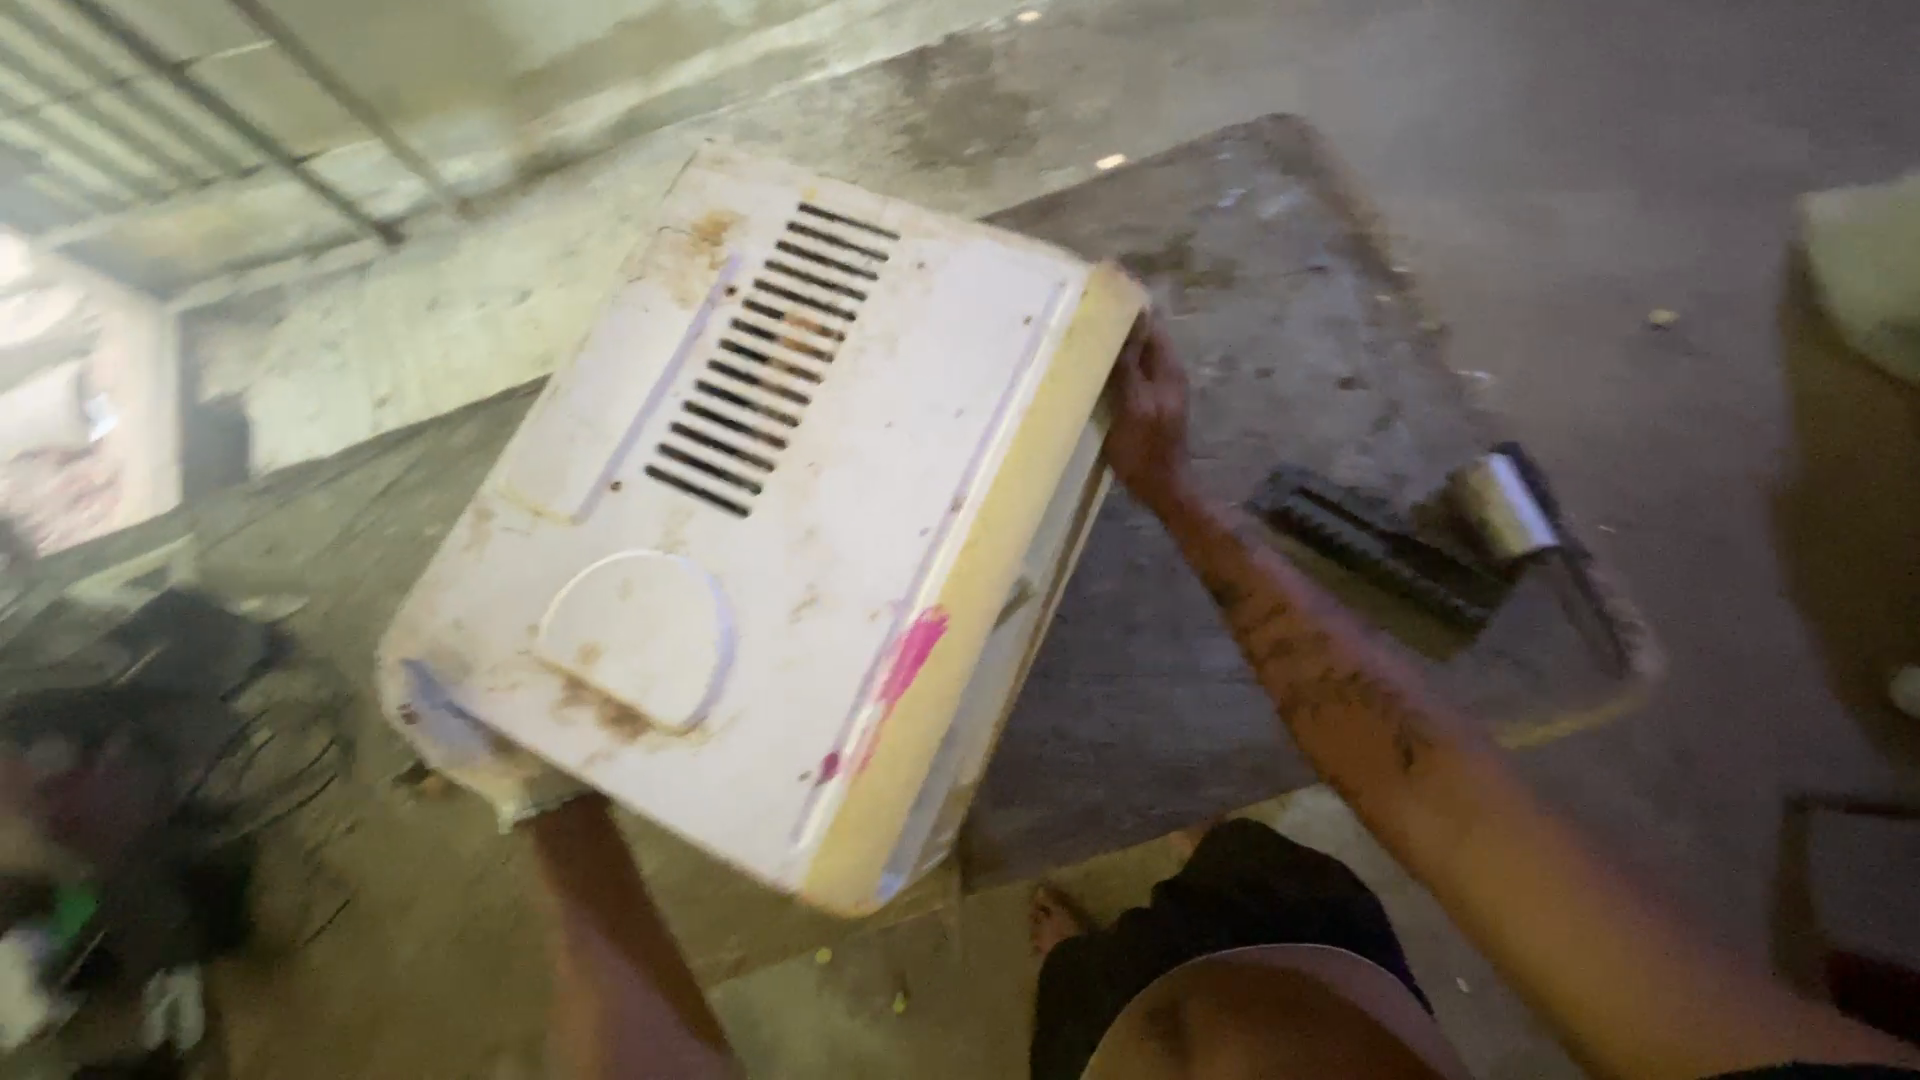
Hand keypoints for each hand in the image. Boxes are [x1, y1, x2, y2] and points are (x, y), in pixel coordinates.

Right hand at [1102, 314, 1194, 513]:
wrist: (1163, 489)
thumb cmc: (1145, 449)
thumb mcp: (1133, 405)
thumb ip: (1128, 366)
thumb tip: (1124, 324)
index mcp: (1167, 368)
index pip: (1150, 322)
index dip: (1128, 306)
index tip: (1099, 293)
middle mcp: (1167, 373)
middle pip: (1143, 337)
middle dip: (1117, 324)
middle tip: (1083, 315)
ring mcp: (1159, 390)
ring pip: (1135, 356)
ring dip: (1113, 347)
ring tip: (1082, 338)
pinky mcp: (1148, 406)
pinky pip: (1131, 375)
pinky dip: (1113, 368)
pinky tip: (1092, 372)